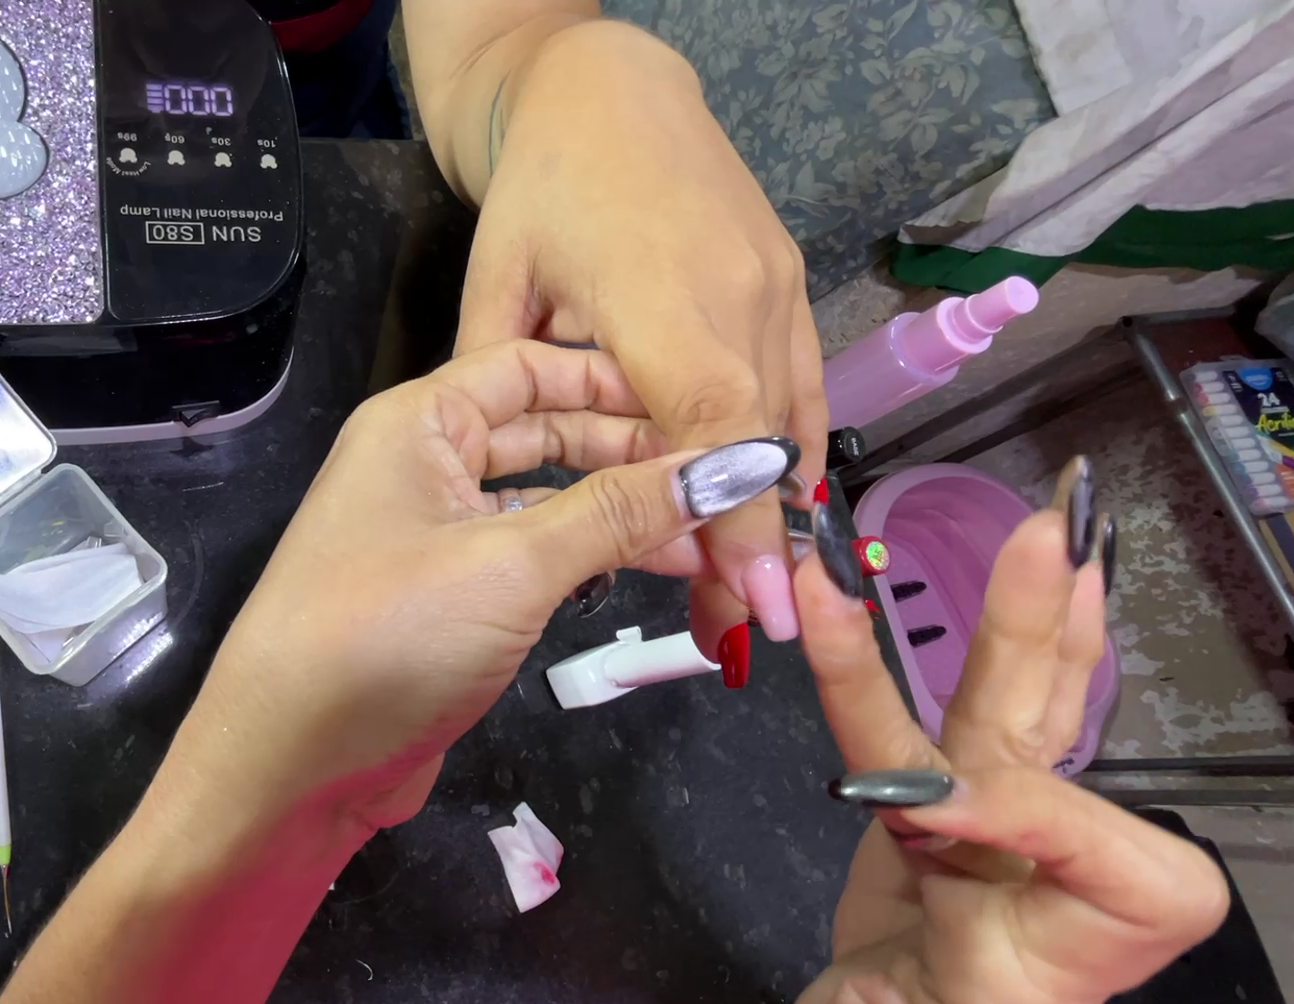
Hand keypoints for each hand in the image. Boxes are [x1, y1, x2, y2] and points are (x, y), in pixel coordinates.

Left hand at [167, 338, 796, 832]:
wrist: (292, 761)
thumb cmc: (389, 634)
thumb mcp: (511, 563)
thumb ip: (621, 510)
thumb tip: (738, 464)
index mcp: (419, 422)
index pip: (531, 365)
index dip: (618, 381)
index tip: (709, 406)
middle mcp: (423, 464)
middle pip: (543, 433)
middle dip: (633, 456)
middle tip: (731, 485)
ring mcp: (433, 534)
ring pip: (542, 501)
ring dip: (620, 515)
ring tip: (715, 541)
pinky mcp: (447, 596)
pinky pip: (528, 557)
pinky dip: (585, 560)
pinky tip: (651, 571)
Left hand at [452, 21, 826, 659]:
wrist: (609, 89)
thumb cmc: (538, 190)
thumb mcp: (495, 286)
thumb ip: (509, 379)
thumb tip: (515, 463)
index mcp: (655, 298)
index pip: (708, 422)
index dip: (730, 512)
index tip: (747, 594)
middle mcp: (736, 294)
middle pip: (759, 435)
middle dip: (756, 536)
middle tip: (749, 623)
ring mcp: (774, 283)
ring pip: (792, 413)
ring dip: (778, 502)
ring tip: (758, 585)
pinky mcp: (785, 280)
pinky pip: (798, 381)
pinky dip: (790, 446)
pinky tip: (774, 502)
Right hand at [790, 460, 1228, 1003]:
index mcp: (1058, 945)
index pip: (1103, 860)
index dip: (1020, 812)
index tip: (918, 807)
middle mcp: (1042, 861)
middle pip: (1062, 741)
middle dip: (1048, 641)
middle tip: (1049, 544)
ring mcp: (993, 815)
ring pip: (1015, 699)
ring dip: (1015, 612)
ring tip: (1038, 527)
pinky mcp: (945, 788)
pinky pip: (957, 702)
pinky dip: (958, 640)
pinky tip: (978, 580)